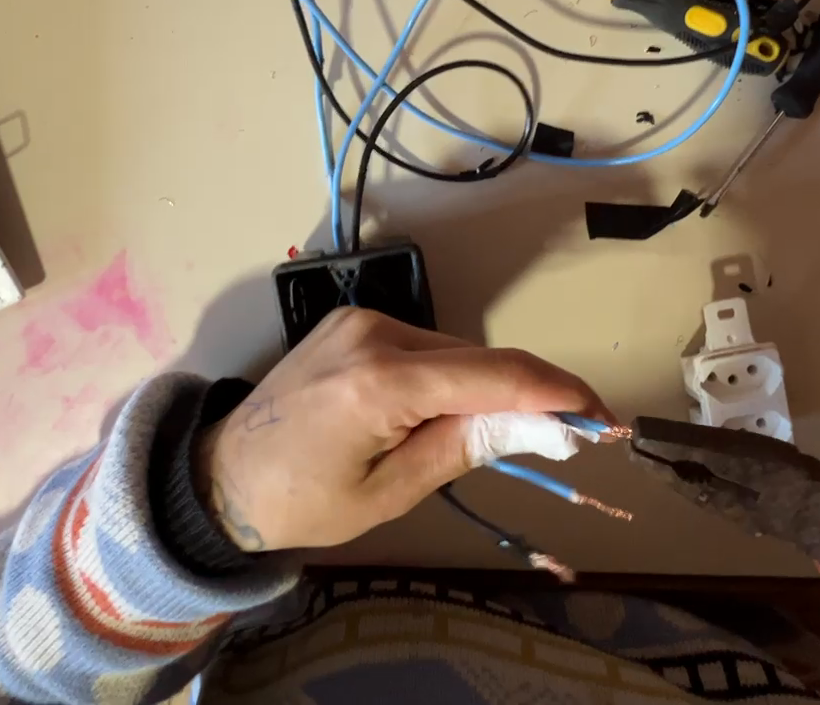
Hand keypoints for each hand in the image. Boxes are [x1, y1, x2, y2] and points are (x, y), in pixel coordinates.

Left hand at [193, 307, 608, 552]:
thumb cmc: (301, 502)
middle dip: (522, 392)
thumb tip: (540, 423)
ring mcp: (359, 318)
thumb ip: (464, 446)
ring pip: (450, 349)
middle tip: (561, 433)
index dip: (554, 389)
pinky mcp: (350, 320)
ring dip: (479, 385)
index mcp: (381, 380)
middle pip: (474, 357)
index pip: (491, 373)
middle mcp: (374, 331)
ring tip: (477, 433)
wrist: (220, 475)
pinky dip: (445, 374)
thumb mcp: (389, 492)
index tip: (599, 412)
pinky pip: (420, 344)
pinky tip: (435, 408)